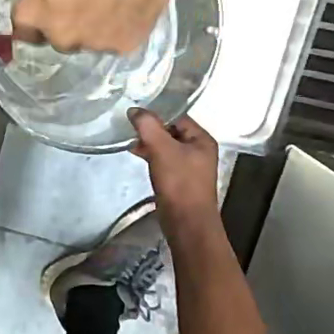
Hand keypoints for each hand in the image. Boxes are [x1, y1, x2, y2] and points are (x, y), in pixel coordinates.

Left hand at [10, 0, 174, 52]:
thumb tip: (45, 1)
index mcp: (34, 11)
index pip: (23, 30)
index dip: (36, 22)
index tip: (45, 15)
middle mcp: (59, 35)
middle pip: (57, 38)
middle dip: (67, 23)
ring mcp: (91, 44)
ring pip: (88, 41)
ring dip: (94, 28)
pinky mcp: (122, 46)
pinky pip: (116, 42)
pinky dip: (121, 29)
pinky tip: (130, 5)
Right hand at [130, 110, 219, 228]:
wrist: (186, 222)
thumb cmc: (179, 182)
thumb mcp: (162, 148)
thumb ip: (148, 126)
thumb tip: (134, 110)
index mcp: (202, 139)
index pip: (178, 117)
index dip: (158, 115)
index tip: (136, 116)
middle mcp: (199, 151)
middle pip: (172, 131)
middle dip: (152, 130)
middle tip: (131, 129)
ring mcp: (190, 167)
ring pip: (167, 147)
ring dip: (150, 143)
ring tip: (131, 142)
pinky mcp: (180, 180)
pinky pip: (164, 161)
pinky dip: (152, 156)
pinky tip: (138, 156)